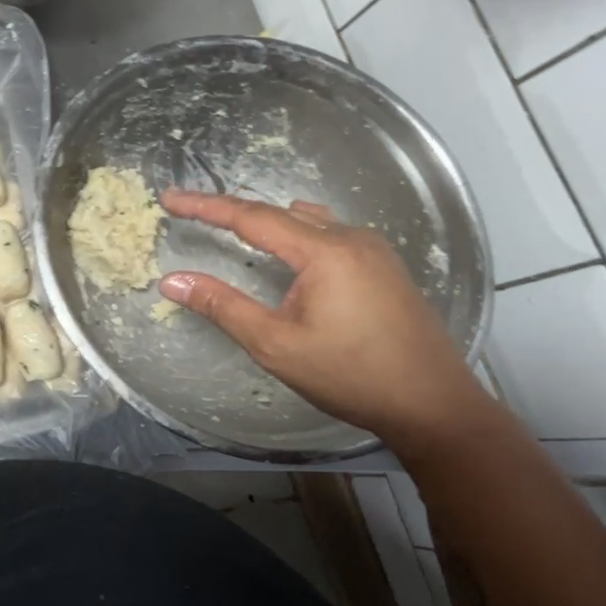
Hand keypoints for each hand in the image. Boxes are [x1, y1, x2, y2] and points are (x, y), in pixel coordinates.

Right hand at [157, 190, 491, 443]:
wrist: (435, 406)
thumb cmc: (351, 375)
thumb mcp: (275, 344)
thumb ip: (222, 306)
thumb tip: (173, 281)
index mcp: (324, 252)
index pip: (251, 217)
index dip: (206, 206)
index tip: (169, 198)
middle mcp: (352, 240)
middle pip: (279, 212)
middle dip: (231, 211)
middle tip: (190, 210)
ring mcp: (375, 251)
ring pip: (307, 220)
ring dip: (265, 220)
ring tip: (231, 225)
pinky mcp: (385, 268)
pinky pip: (330, 233)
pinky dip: (295, 232)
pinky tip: (287, 248)